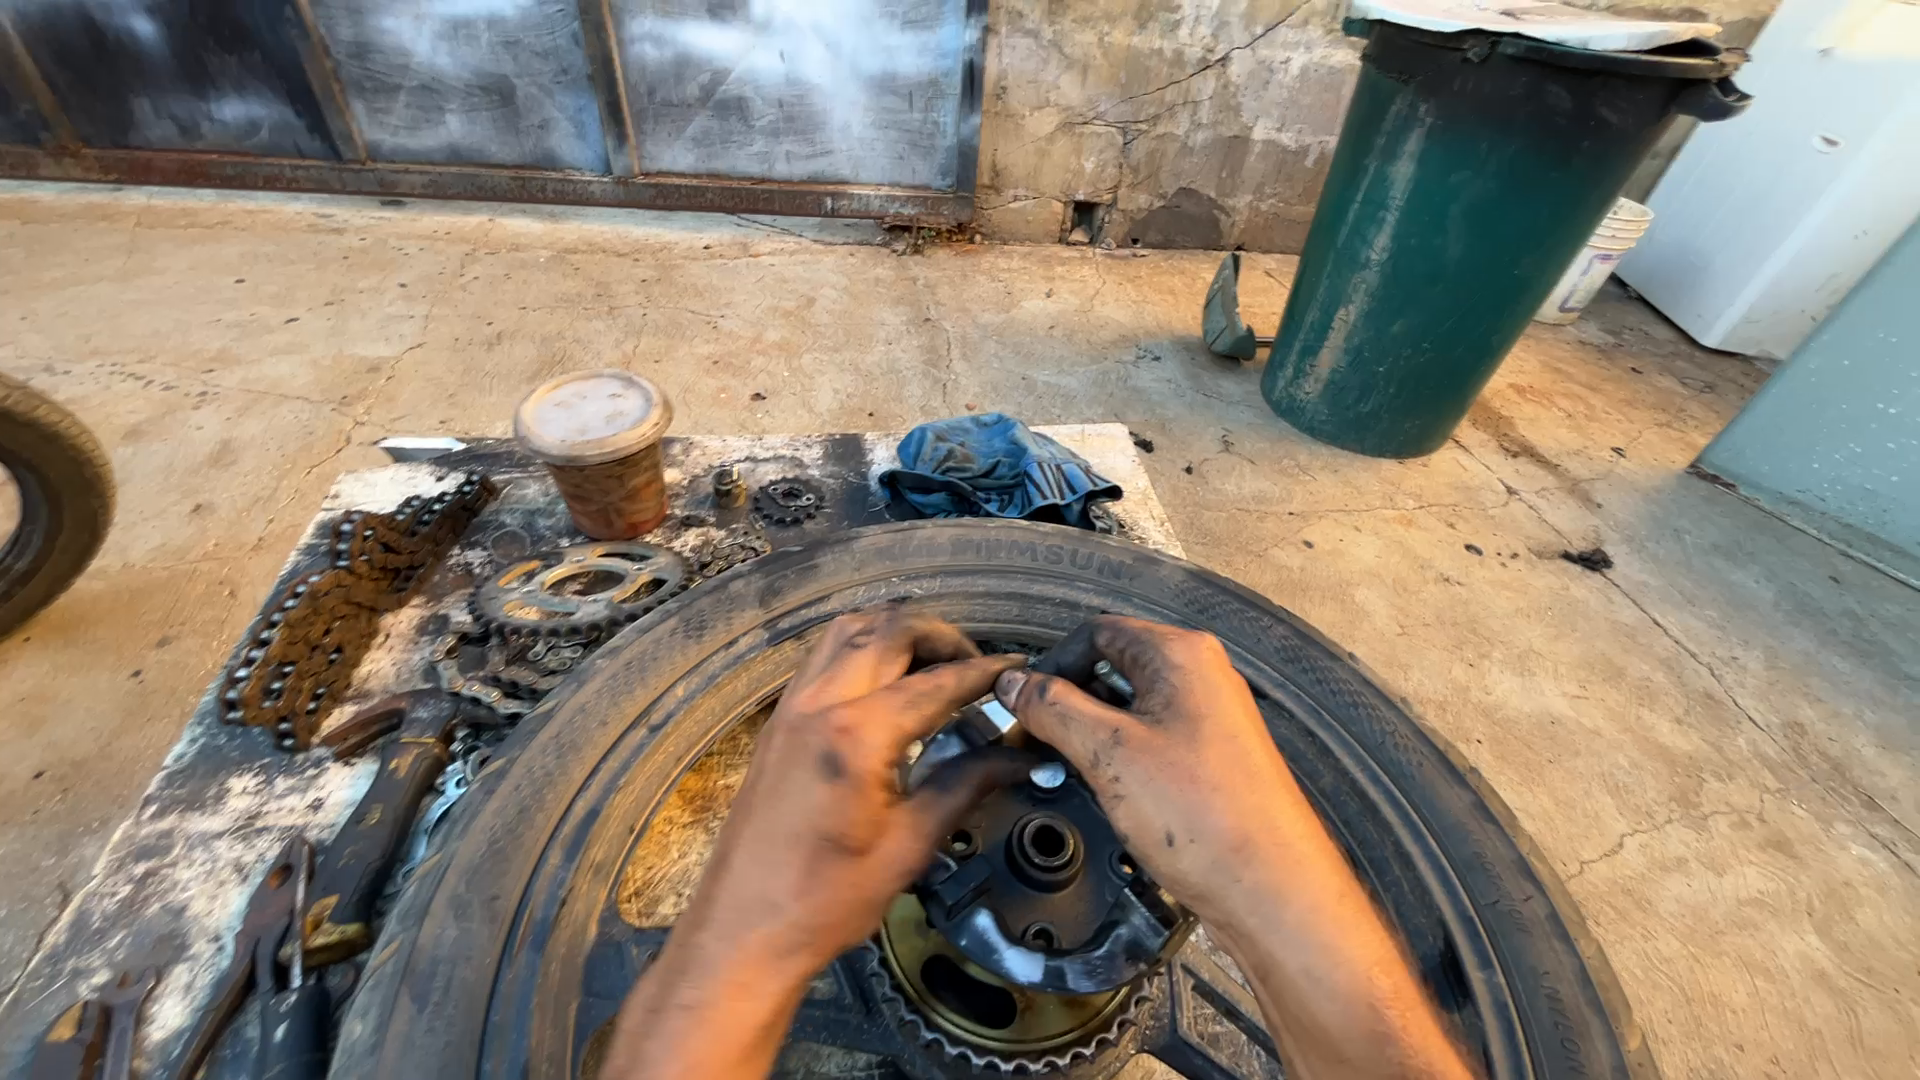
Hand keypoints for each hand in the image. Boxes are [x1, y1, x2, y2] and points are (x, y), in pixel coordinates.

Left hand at [605, 609, 1027, 1078]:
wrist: (742, 930)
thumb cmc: (827, 899)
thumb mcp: (910, 844)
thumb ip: (967, 784)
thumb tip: (1020, 758)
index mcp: (857, 735)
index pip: (935, 682)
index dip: (982, 671)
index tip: (1015, 668)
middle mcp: (820, 702)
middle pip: (889, 630)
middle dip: (941, 635)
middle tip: (974, 663)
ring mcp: (792, 705)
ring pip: (849, 629)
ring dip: (896, 631)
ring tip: (932, 661)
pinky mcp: (778, 718)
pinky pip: (822, 653)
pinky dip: (861, 646)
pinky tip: (884, 678)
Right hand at [995, 616, 1471, 1079]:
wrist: (1274, 893)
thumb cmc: (1204, 818)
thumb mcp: (1107, 753)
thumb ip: (1053, 708)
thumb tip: (1014, 684)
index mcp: (1181, 655)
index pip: (1096, 632)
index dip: (1053, 664)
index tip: (1026, 703)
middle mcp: (1202, 674)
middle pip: (1113, 664)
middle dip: (1070, 699)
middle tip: (1040, 738)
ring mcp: (1211, 713)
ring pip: (1131, 701)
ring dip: (1093, 728)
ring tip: (1074, 767)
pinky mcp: (1214, 751)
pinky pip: (1153, 732)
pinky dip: (1121, 750)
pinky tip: (1110, 786)